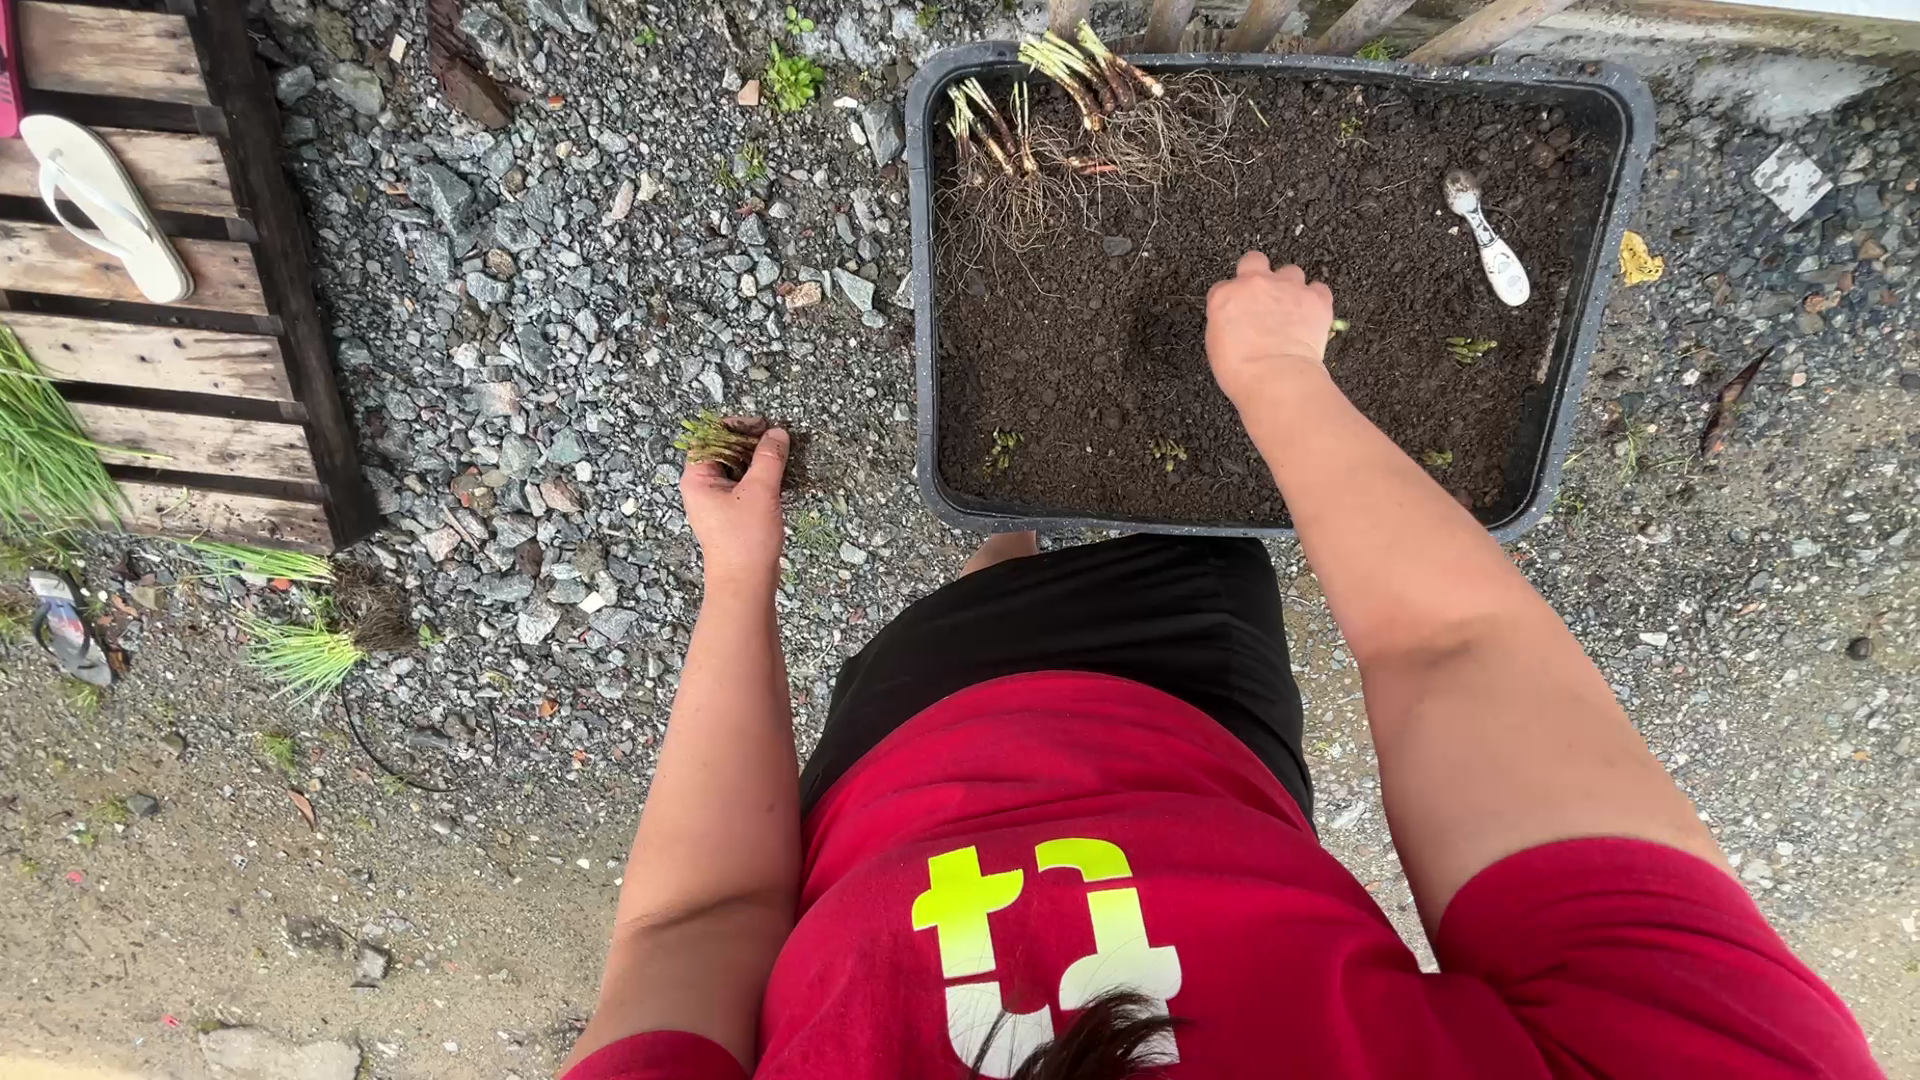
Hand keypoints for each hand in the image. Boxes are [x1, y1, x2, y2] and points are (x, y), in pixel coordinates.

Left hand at [680, 423, 789, 592]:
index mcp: (697, 478)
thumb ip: (769, 458)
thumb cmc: (744, 540)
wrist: (746, 583)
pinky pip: (747, 486)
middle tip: (776, 440)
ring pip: (738, 469)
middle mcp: (704, 488)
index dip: (735, 427)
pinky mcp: (734, 514)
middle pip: (725, 451)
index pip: (710, 437)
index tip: (762, 426)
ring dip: (759, 461)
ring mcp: (719, 502)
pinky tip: (781, 478)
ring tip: (782, 457)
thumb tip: (777, 433)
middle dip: (751, 443)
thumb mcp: (760, 492)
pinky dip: (762, 479)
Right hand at [1205, 251, 1335, 411]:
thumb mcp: (1216, 346)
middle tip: (1260, 293)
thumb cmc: (1242, 369)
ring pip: (1290, 272)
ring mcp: (1287, 287)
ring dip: (1289, 286)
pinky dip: (1315, 299)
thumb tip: (1233, 324)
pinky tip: (1310, 314)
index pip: (1223, 287)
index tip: (1234, 309)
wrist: (1274, 376)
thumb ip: (1225, 323)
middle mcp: (1255, 284)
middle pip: (1253, 260)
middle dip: (1257, 272)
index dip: (1230, 299)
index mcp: (1225, 296)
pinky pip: (1318, 288)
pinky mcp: (1315, 297)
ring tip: (1288, 308)